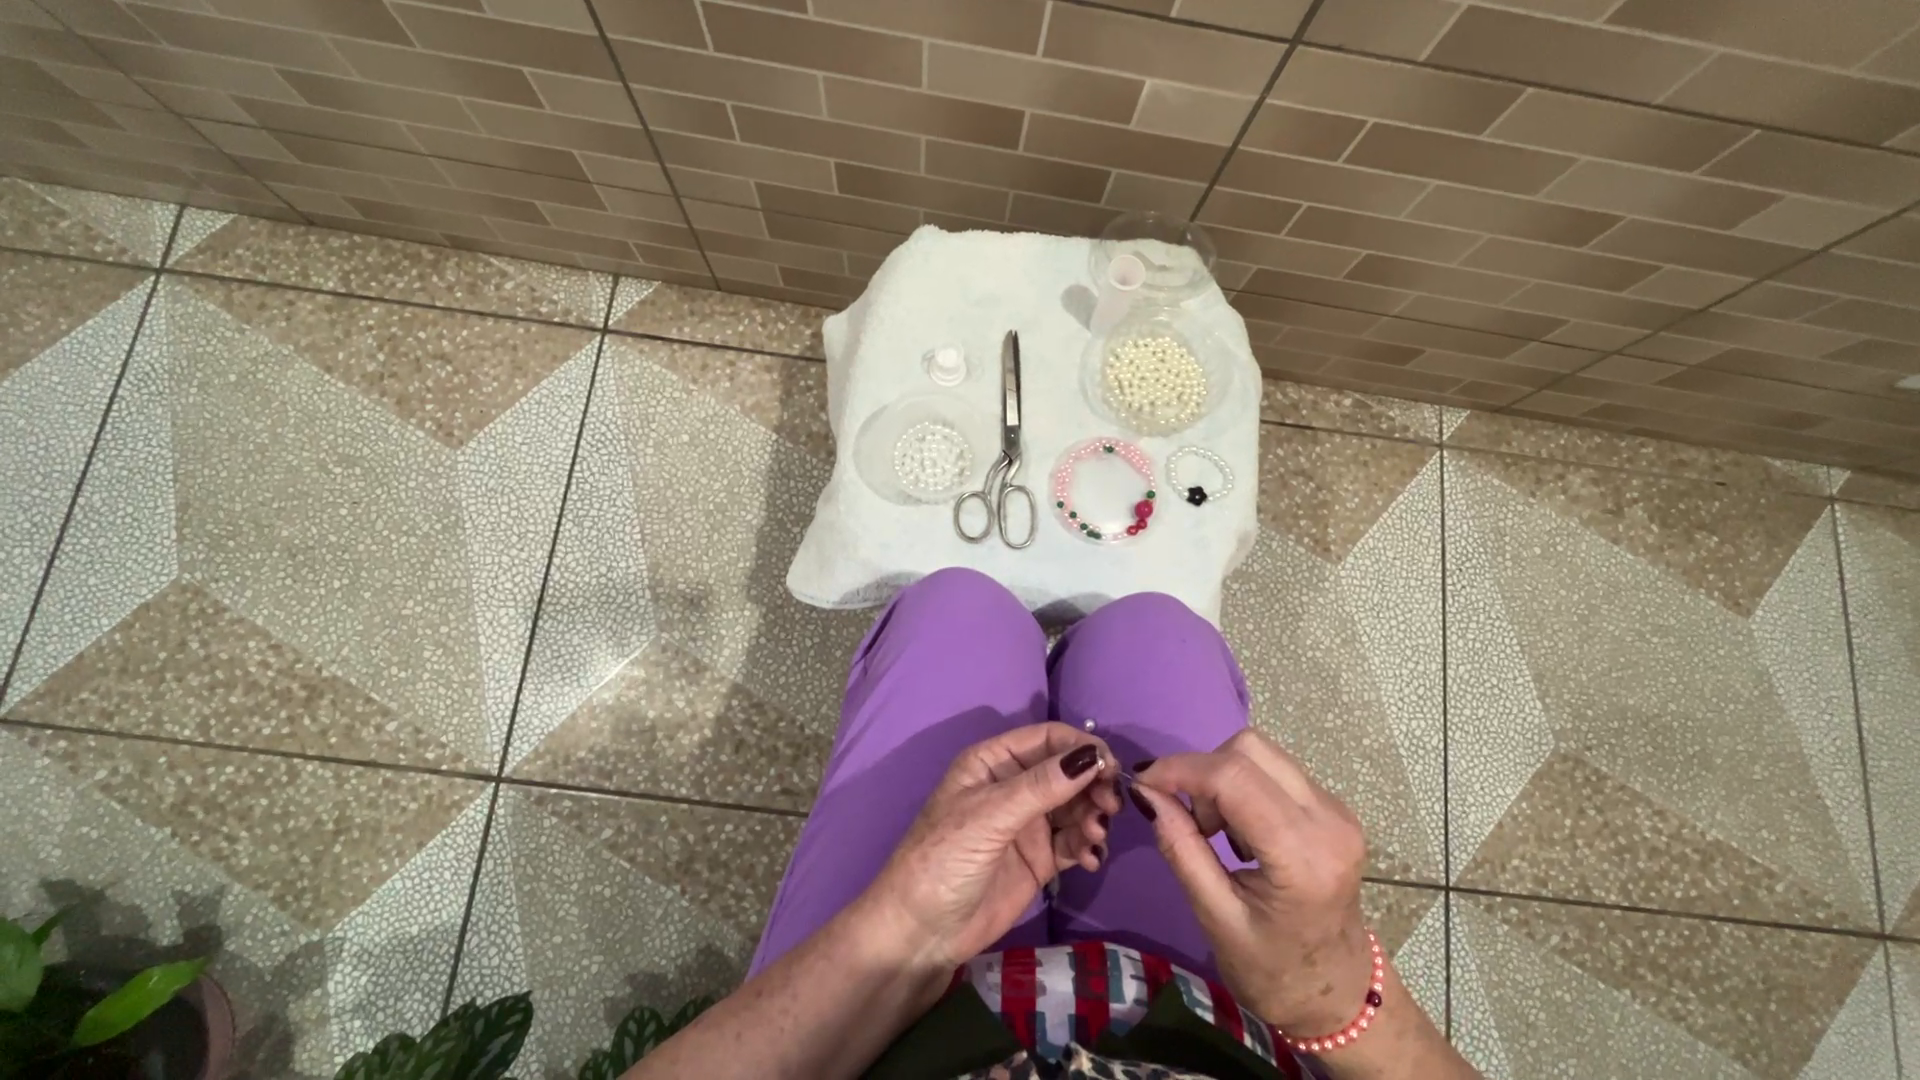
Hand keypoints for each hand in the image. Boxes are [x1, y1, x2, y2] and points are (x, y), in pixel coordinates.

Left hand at [859, 722, 1123, 969]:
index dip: (1081, 747)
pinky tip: (1091, 860)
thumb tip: (1091, 756)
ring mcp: (1027, 823)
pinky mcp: (1039, 858)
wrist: (922, 932)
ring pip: (1075, 805)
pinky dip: (1088, 845)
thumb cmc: (944, 860)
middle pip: (1068, 771)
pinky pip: (1074, 841)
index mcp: (993, 761)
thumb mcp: (990, 816)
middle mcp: (1013, 785)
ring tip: (1095, 837)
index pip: (1047, 739)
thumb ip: (1041, 787)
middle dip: (1093, 783)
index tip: (1110, 766)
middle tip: (1109, 807)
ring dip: (1093, 816)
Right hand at [1130, 730, 1372, 1036]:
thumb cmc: (1273, 970)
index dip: (1180, 769)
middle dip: (1203, 773)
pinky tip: (1239, 831)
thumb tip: (1146, 793)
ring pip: (1261, 752)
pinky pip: (1274, 769)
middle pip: (1248, 748)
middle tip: (1192, 823)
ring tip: (1216, 831)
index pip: (1233, 776)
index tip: (1143, 785)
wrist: (1337, 996)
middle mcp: (1329, 819)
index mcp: (1303, 855)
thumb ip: (1181, 848)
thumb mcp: (1215, 916)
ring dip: (1222, 777)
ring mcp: (1338, 810)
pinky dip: (1242, 786)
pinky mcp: (1334, 808)